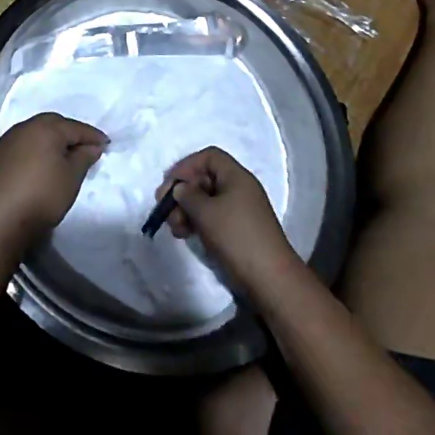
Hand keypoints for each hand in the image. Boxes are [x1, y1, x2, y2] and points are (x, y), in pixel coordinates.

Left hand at [0, 112, 107, 251]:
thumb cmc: (40, 195)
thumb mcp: (71, 178)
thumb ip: (83, 158)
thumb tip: (91, 146)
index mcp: (44, 128)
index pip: (75, 127)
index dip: (92, 136)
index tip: (107, 144)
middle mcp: (23, 128)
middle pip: (52, 124)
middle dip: (70, 133)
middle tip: (85, 147)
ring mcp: (7, 141)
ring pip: (35, 133)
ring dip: (51, 141)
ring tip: (65, 156)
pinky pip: (23, 145)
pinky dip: (36, 150)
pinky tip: (41, 164)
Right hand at [160, 147, 299, 285]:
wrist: (268, 278)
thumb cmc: (236, 236)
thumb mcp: (205, 211)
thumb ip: (186, 194)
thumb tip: (180, 189)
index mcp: (237, 178)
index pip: (209, 157)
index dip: (187, 165)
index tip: (170, 183)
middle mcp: (239, 190)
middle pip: (204, 178)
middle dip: (181, 192)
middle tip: (165, 208)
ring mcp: (238, 211)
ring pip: (204, 199)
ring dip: (184, 209)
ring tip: (175, 228)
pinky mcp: (236, 229)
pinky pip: (210, 216)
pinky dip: (194, 221)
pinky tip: (184, 234)